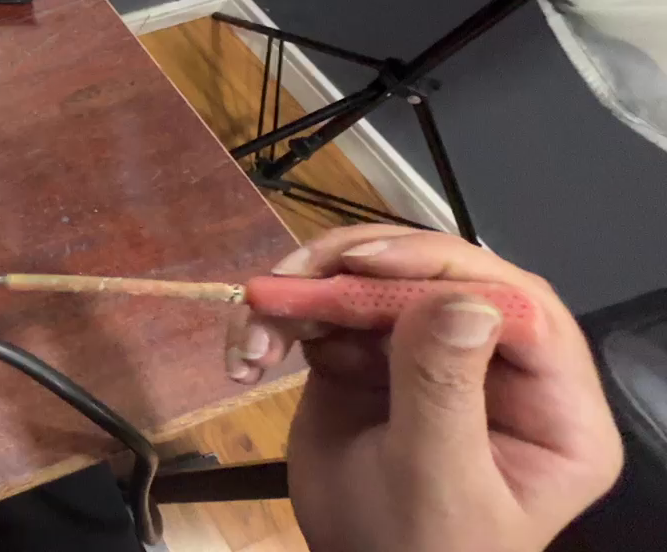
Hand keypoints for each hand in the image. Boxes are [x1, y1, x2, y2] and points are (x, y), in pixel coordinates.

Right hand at [226, 225, 621, 551]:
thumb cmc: (416, 545)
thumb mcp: (435, 473)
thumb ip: (444, 387)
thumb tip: (460, 301)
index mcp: (542, 401)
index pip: (514, 303)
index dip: (439, 265)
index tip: (360, 263)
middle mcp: (482, 365)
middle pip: (421, 276)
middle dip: (342, 271)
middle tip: (282, 282)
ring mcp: (412, 359)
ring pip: (353, 288)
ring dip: (290, 302)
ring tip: (250, 343)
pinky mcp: (353, 359)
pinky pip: (310, 316)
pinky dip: (267, 327)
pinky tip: (244, 361)